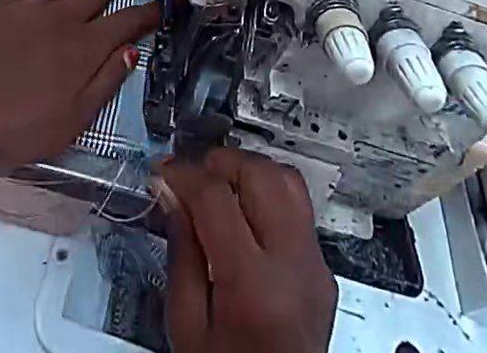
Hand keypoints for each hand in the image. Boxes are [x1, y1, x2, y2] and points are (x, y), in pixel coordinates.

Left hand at [0, 0, 160, 173]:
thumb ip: (105, 82)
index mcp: (84, 50)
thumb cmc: (16, 125)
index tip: (161, 3)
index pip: (124, 25)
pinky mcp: (3, 6)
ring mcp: (31, 8)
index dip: (146, 14)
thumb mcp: (73, 119)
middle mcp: (62, 20)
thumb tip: (130, 51)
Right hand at [158, 148, 336, 352]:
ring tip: (217, 188)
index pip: (216, 197)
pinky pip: (298, 208)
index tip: (163, 171)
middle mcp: (294, 267)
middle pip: (260, 175)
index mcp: (253, 285)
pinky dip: (267, 194)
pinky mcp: (324, 269)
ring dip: (248, 172)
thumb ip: (180, 251)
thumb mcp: (186, 323)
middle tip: (191, 178)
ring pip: (287, 181)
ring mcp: (316, 266)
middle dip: (219, 164)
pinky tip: (241, 214)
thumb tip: (171, 192)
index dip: (183, 173)